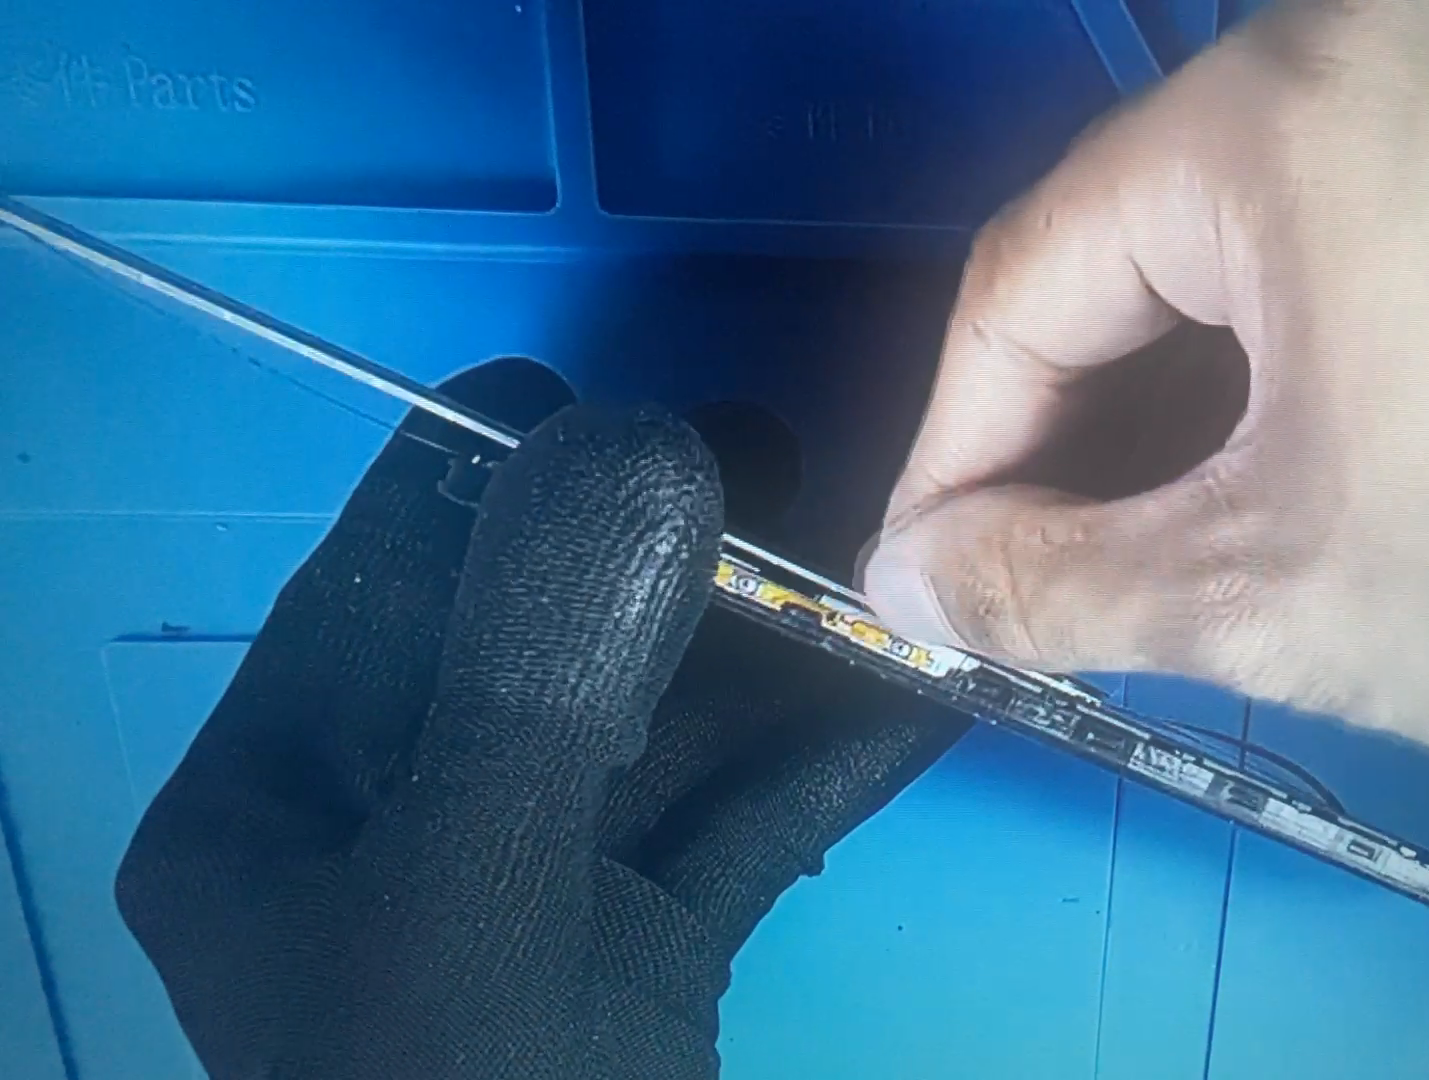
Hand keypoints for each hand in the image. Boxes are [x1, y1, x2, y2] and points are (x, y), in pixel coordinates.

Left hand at [115, 358, 966, 1078]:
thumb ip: (545, 665)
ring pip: (685, 721)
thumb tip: (636, 451)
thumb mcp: (474, 879)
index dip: (466, 471)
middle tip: (762, 460)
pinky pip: (757, 813)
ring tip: (864, 571)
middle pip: (568, 636)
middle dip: (673, 551)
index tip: (561, 386)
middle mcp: (435, 809)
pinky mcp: (664, 921)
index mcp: (306, 795)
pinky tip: (922, 706)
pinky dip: (837, 762)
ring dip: (785, 655)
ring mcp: (563, 863)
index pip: (385, 577)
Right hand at [863, 1, 1428, 908]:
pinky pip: (1330, 232)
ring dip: (1150, 400)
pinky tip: (1253, 448)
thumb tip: (906, 583)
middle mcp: (1384, 33)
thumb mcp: (1256, 596)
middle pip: (1118, 257)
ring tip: (1120, 526)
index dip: (954, 438)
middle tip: (1016, 554)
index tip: (927, 551)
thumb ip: (1044, 591)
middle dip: (1047, 428)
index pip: (1024, 285)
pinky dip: (1257, 352)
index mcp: (1281, 112)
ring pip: (1222, 246)